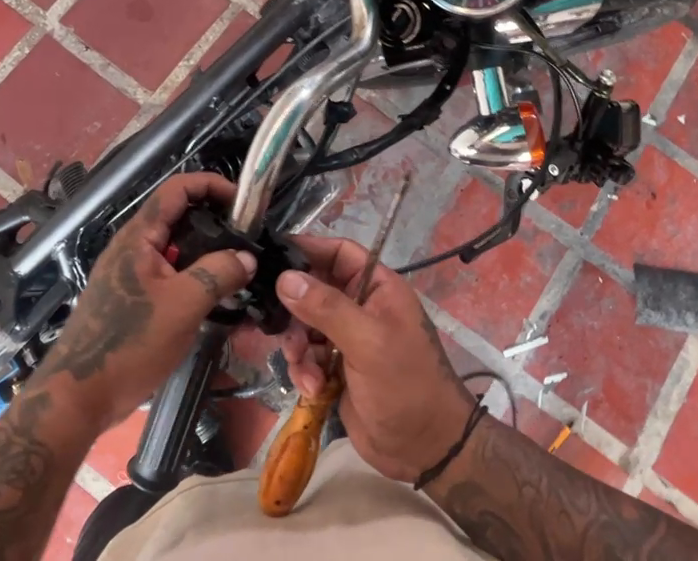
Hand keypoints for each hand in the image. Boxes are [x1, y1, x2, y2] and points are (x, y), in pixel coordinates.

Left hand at [34, 173, 255, 431]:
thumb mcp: (184, 305)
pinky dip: (193, 278)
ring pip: (175, 249)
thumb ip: (218, 274)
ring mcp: (129, 275)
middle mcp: (132, 248)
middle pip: (177, 217)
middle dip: (214, 222)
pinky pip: (168, 275)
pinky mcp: (131, 300)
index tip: (241, 202)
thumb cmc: (130, 344)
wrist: (79, 397)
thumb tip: (247, 257)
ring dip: (206, 254)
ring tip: (238, 271)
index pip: (177, 189)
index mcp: (138, 237)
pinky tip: (214, 301)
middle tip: (246, 240)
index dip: (210, 185)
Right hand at [275, 236, 476, 481]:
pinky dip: (305, 371)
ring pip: (305, 327)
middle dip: (295, 312)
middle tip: (286, 332)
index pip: (339, 253)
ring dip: (298, 348)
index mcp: (378, 288)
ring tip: (307, 371)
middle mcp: (362, 307)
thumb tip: (285, 278)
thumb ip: (327, 307)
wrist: (425, 447)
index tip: (272, 257)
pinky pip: (308, 358)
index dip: (308, 250)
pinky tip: (315, 389)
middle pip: (313, 290)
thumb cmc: (406, 384)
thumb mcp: (368, 341)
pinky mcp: (337, 370)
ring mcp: (348, 340)